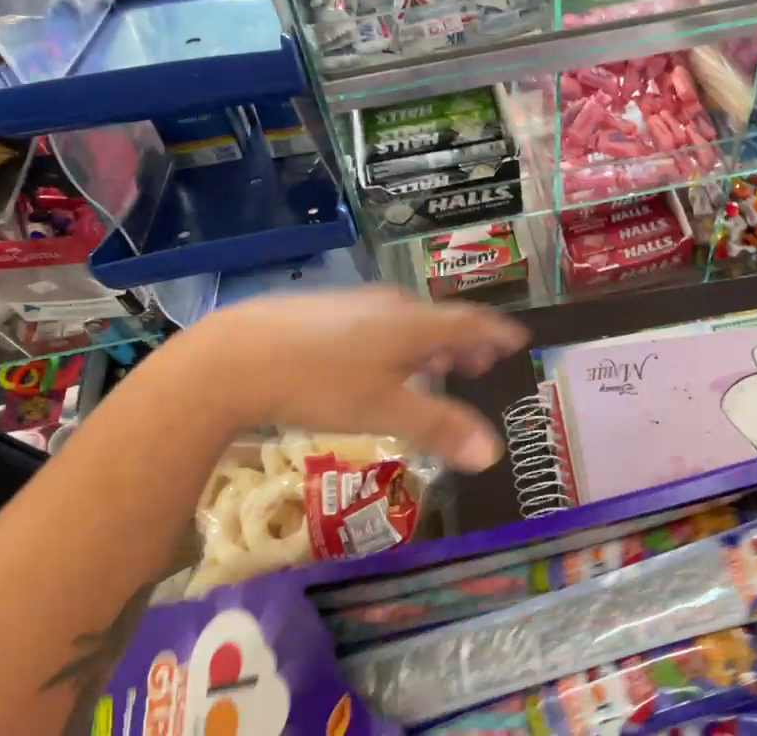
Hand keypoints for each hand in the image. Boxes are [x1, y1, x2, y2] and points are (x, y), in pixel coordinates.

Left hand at [166, 286, 528, 472]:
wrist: (237, 355)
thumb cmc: (320, 383)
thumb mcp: (384, 411)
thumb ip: (438, 428)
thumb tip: (492, 451)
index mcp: (414, 324)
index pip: (471, 323)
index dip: (497, 333)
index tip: (519, 339)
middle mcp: (390, 306)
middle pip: (440, 321)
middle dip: (464, 343)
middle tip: (479, 364)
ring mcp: (355, 305)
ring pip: (406, 322)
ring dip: (428, 345)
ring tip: (434, 369)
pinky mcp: (324, 312)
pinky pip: (379, 324)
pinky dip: (396, 344)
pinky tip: (378, 365)